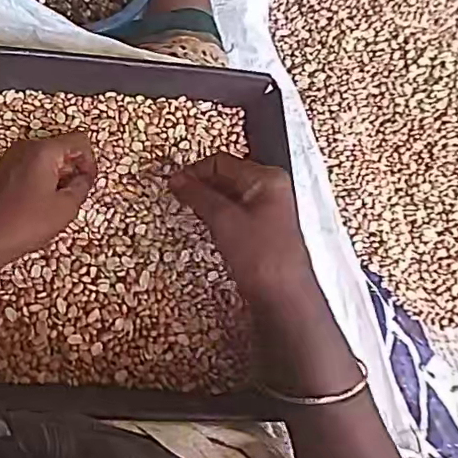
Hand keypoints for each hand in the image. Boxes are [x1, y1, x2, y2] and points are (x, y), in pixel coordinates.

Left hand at [0, 132, 97, 266]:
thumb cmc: (26, 223)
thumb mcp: (66, 207)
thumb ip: (82, 185)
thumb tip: (84, 177)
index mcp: (43, 150)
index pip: (79, 140)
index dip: (90, 162)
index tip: (87, 183)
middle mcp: (25, 147)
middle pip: (60, 148)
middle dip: (72, 169)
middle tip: (74, 196)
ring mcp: (10, 158)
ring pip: (44, 159)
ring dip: (56, 176)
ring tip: (55, 203)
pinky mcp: (1, 172)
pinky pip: (28, 168)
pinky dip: (39, 180)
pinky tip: (37, 204)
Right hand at [170, 153, 314, 299]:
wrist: (283, 296)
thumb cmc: (263, 257)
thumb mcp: (223, 219)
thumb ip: (198, 195)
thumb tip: (179, 180)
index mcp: (267, 179)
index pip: (222, 162)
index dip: (195, 171)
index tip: (174, 182)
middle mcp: (270, 190)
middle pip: (226, 176)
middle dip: (200, 184)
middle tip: (177, 194)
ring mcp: (267, 210)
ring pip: (228, 196)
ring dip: (206, 201)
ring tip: (187, 208)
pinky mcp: (261, 230)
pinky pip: (233, 213)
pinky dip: (216, 216)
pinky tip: (205, 224)